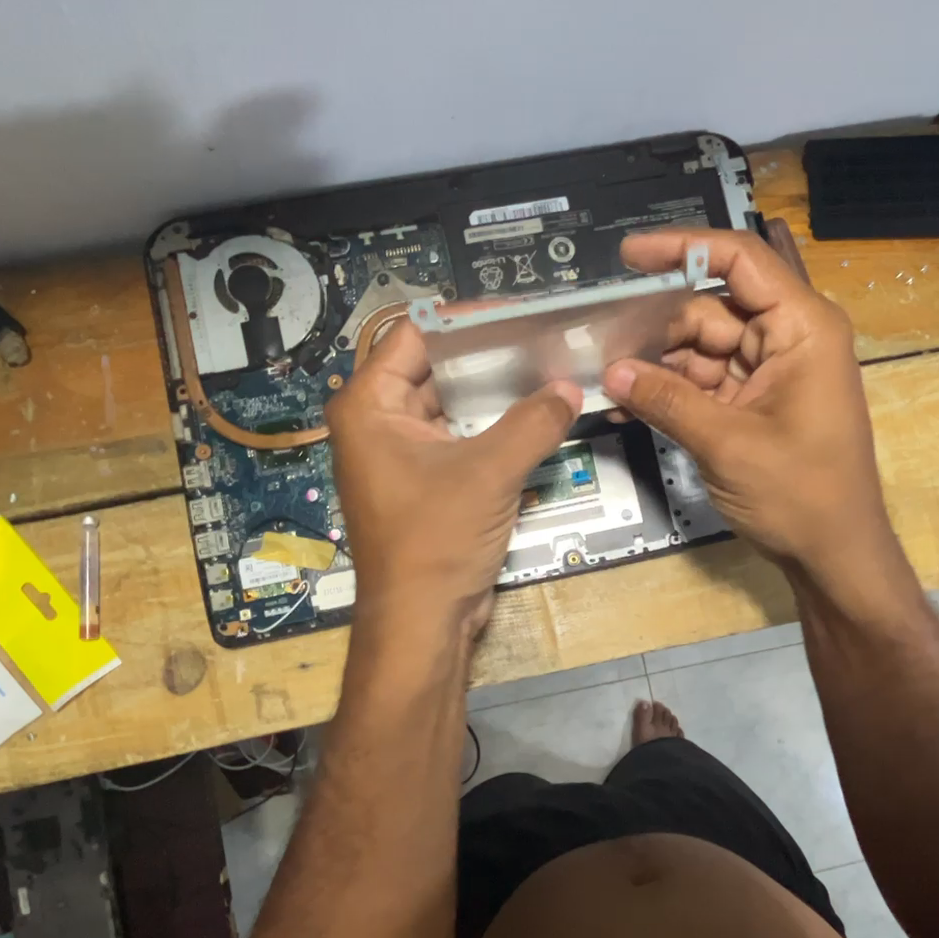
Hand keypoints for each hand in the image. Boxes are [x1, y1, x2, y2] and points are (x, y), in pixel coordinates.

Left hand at [327, 322, 581, 631]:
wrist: (421, 622)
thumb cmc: (436, 540)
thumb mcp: (489, 473)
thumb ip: (533, 423)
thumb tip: (569, 388)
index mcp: (369, 406)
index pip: (417, 336)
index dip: (467, 322)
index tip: (519, 314)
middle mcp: (376, 423)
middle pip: (435, 369)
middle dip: (487, 357)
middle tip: (542, 341)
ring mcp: (400, 455)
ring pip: (451, 406)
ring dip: (494, 395)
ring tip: (546, 373)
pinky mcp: (423, 483)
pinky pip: (459, 440)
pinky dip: (491, 430)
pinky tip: (534, 418)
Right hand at [601, 229, 891, 578]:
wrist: (833, 554)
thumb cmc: (800, 494)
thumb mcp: (727, 444)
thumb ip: (668, 400)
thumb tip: (612, 372)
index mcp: (801, 328)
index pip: (739, 261)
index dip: (682, 249)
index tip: (628, 256)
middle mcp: (787, 338)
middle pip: (711, 308)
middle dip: (659, 328)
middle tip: (605, 350)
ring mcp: (770, 372)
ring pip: (701, 347)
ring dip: (659, 366)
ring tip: (612, 386)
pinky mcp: (754, 403)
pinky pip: (705, 383)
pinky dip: (672, 393)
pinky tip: (631, 406)